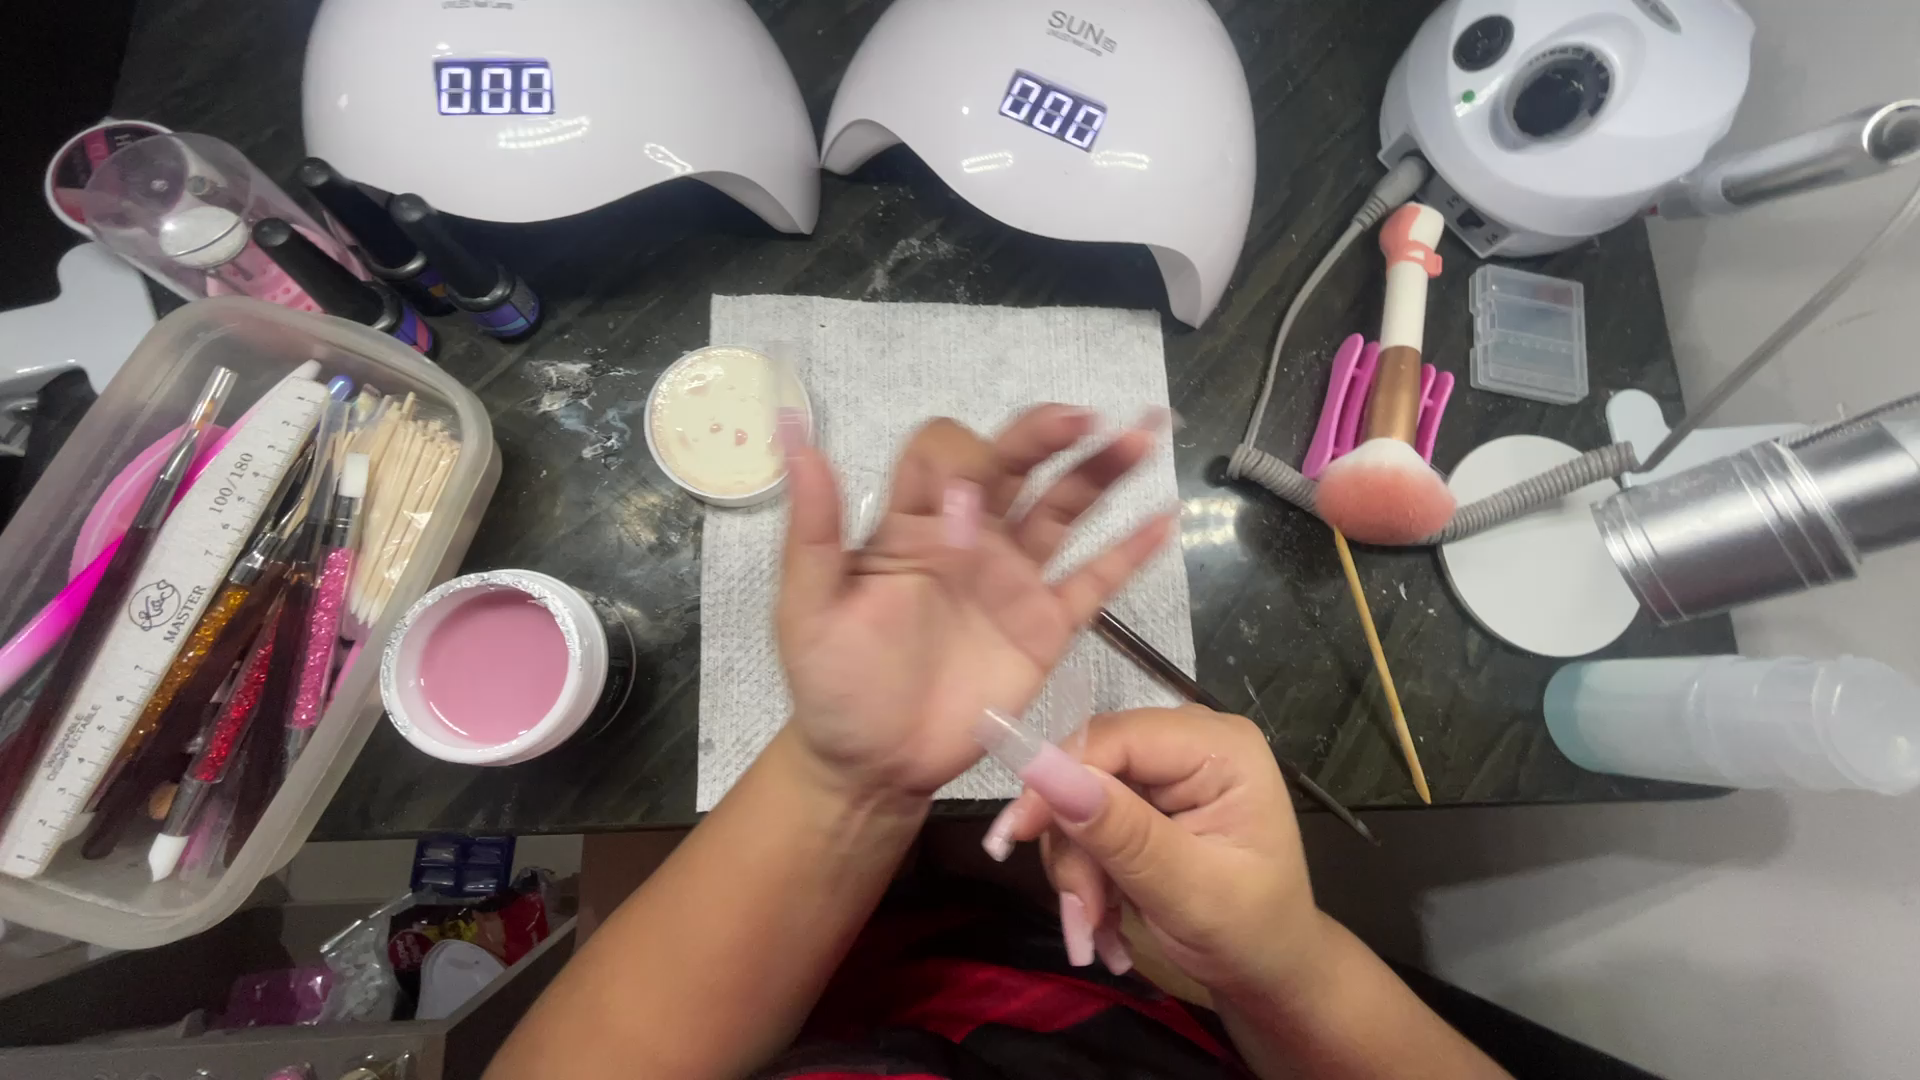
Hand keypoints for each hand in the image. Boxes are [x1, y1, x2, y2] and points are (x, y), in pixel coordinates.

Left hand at [776, 405, 1173, 803]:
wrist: (871, 761)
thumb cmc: (834, 683)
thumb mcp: (808, 607)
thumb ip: (813, 526)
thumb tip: (793, 434)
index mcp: (912, 524)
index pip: (945, 454)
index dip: (962, 464)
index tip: (969, 501)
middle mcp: (970, 537)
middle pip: (1014, 464)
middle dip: (1046, 436)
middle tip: (1085, 420)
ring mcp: (1013, 579)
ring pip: (1063, 509)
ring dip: (1100, 471)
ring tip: (1142, 435)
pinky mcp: (1046, 625)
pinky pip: (1093, 581)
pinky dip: (1128, 553)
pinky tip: (1162, 520)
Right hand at [992, 706, 1325, 1002]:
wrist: (1269, 974)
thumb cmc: (1250, 936)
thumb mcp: (1189, 894)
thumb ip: (1122, 833)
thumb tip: (1046, 772)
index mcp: (1219, 746)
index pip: (1116, 736)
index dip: (1059, 776)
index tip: (1017, 833)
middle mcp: (1188, 739)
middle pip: (1090, 763)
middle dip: (1073, 841)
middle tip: (1079, 912)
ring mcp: (1164, 765)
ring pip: (1077, 792)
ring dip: (1076, 864)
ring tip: (1095, 926)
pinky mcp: (1144, 791)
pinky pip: (1084, 812)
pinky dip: (1082, 866)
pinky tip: (1100, 913)